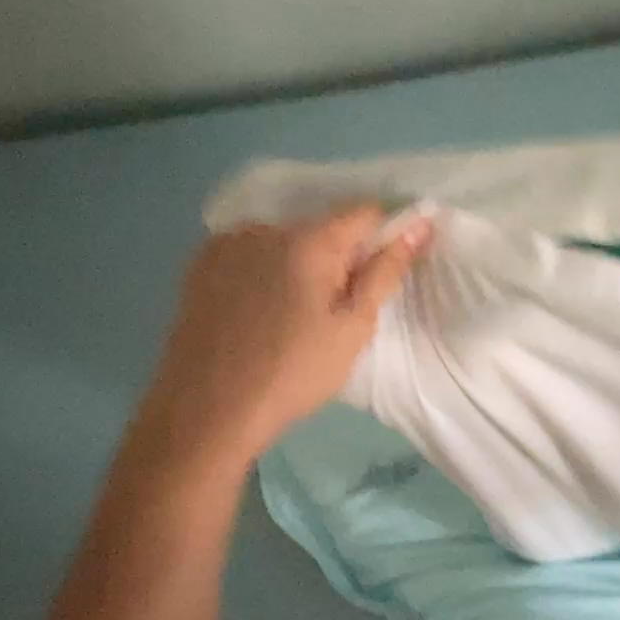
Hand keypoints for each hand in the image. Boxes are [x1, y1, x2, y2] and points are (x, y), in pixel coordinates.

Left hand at [137, 203, 429, 468]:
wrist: (208, 408)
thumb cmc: (296, 371)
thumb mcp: (354, 326)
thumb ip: (385, 271)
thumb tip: (419, 225)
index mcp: (308, 241)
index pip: (364, 211)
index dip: (388, 232)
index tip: (394, 267)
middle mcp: (265, 228)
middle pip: (323, 226)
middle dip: (343, 255)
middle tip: (344, 308)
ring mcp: (227, 244)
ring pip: (286, 241)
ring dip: (304, 263)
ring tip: (302, 314)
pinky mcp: (201, 265)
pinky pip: (252, 254)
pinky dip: (269, 271)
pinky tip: (266, 312)